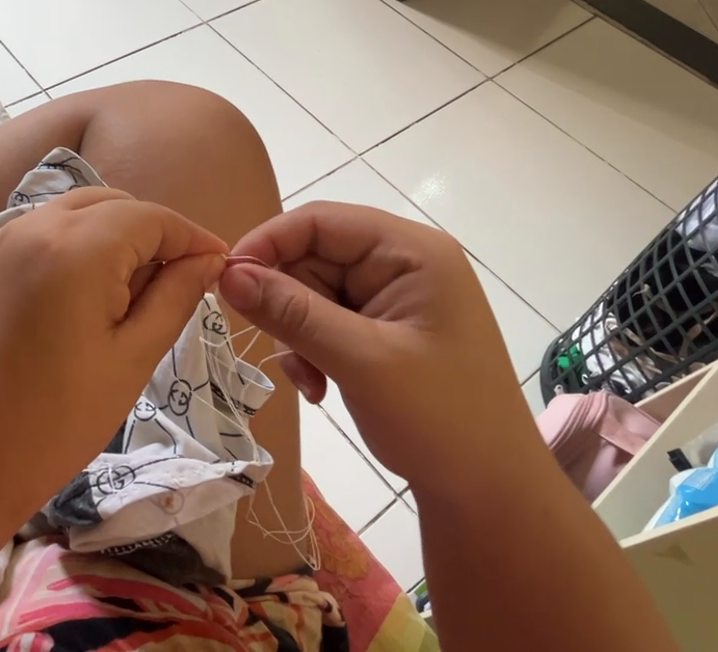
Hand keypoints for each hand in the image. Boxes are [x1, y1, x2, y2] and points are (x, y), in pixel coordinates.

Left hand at [0, 188, 227, 511]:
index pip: (152, 217)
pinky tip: (99, 290)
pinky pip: (53, 229)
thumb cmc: (58, 419)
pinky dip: (86, 242)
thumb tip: (209, 261)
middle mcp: (38, 224)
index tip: (223, 268)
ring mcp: (8, 237)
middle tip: (185, 285)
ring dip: (121, 236)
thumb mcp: (133, 358)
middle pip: (116, 205)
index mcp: (76, 246)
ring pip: (83, 210)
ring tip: (144, 292)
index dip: (193, 238)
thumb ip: (176, 297)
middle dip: (156, 235)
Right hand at [217, 202, 541, 496]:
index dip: (268, 242)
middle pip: (311, 257)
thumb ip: (292, 312)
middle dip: (288, 305)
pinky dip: (310, 350)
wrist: (491, 497)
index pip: (319, 221)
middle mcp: (401, 263)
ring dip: (297, 336)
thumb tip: (226, 273)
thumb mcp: (360, 361)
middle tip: (284, 352)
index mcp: (411, 252)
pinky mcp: (382, 328)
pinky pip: (322, 320)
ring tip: (311, 381)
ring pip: (309, 292)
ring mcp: (392, 296)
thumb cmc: (441, 421)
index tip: (226, 280)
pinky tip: (319, 387)